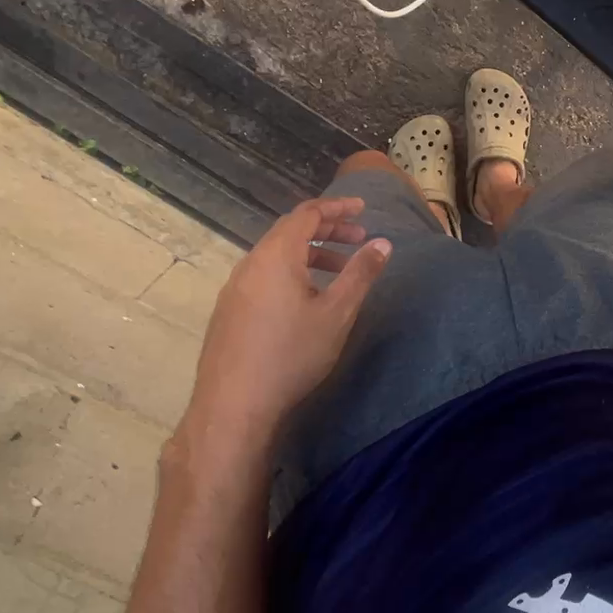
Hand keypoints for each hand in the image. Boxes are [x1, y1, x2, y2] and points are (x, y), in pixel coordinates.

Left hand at [182, 197, 391, 449]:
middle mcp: (250, 264)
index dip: (336, 207)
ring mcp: (235, 289)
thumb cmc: (292, 354)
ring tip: (340, 271)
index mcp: (276, 256)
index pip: (307, 214)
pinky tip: (308, 299)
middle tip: (359, 238)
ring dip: (311, 253)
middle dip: (327, 229)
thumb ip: (361, 273)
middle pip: (289, 230)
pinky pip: (264, 275)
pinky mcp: (229, 312)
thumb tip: (383, 243)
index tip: (363, 208)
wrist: (233, 406)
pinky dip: (292, 271)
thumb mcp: (338, 312)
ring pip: (276, 255)